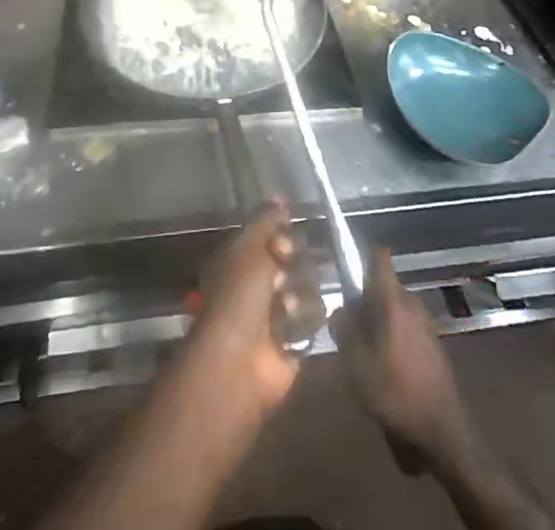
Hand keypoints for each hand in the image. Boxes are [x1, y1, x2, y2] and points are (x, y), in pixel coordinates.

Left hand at [185, 200, 311, 412]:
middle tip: (278, 281)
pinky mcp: (298, 336)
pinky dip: (301, 322)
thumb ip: (266, 220)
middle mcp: (263, 282)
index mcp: (245, 260)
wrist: (239, 359)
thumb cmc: (238, 297)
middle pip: (300, 260)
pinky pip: (317, 316)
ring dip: (298, 297)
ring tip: (281, 312)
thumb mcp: (248, 248)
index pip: (280, 236)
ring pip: (312, 286)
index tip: (280, 246)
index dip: (284, 239)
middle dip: (294, 268)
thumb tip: (280, 195)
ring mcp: (281, 311)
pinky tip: (287, 333)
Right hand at [330, 247, 471, 469]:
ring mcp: (425, 323)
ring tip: (360, 348)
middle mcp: (411, 304)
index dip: (362, 255)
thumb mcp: (355, 364)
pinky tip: (381, 363)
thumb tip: (340, 310)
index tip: (344, 263)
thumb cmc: (393, 392)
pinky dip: (390, 334)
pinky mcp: (433, 342)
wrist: (440, 430)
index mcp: (393, 302)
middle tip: (344, 324)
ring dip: (376, 320)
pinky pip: (404, 325)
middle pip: (382, 287)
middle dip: (362, 299)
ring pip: (393, 308)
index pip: (379, 259)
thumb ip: (344, 330)